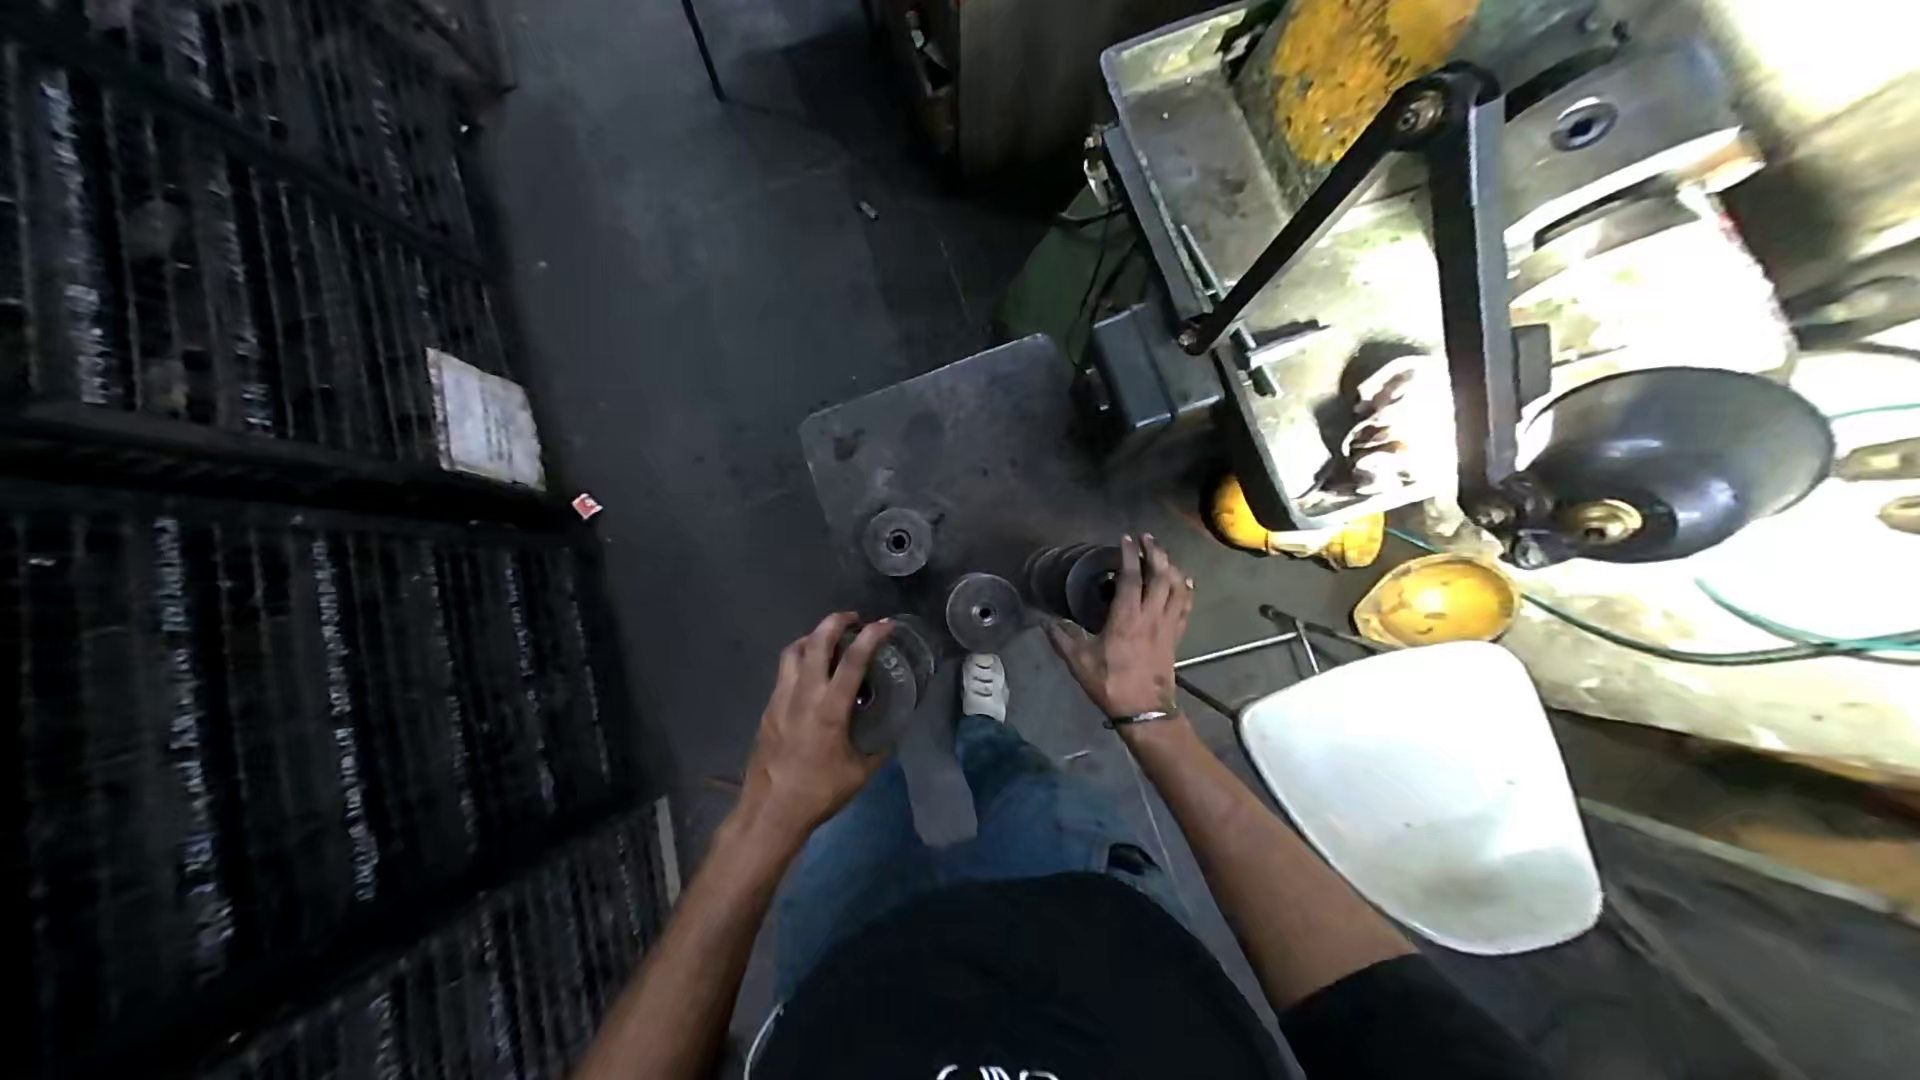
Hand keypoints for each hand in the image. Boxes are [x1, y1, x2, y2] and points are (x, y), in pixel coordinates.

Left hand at [738, 613, 893, 845]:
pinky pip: (784, 671)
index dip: (872, 636)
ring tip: (829, 638)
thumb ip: (880, 746)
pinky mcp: (769, 708)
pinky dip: (799, 659)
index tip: (885, 624)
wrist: (771, 810)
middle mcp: (803, 695)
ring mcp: (781, 699)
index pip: (853, 660)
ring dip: (813, 637)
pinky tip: (811, 671)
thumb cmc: (819, 792)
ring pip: (794, 651)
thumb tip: (893, 730)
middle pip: (816, 642)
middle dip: (835, 621)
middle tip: (853, 618)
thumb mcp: (860, 771)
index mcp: (830, 709)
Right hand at [1045, 534, 1192, 717]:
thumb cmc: (1110, 684)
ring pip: (1176, 588)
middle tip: (1147, 538)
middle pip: (1160, 576)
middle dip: (1155, 552)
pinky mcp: (1175, 637)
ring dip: (1171, 566)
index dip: (1129, 555)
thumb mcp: (1079, 662)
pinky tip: (1183, 581)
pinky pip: (1184, 607)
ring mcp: (1166, 626)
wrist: (1144, 711)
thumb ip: (1061, 638)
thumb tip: (1044, 621)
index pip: (1131, 578)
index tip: (1126, 538)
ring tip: (1162, 554)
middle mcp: (1150, 616)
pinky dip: (1184, 589)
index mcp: (1126, 618)